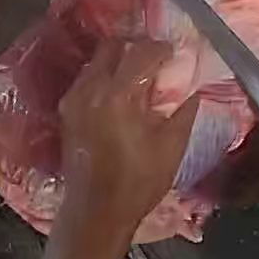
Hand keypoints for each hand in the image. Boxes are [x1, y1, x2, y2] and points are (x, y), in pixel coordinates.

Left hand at [56, 40, 198, 245]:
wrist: (96, 211)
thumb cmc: (139, 181)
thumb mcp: (171, 146)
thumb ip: (184, 111)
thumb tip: (192, 89)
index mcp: (119, 95)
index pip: (141, 52)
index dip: (160, 48)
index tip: (173, 53)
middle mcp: (92, 88)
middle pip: (113, 46)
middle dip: (135, 47)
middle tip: (153, 60)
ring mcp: (74, 97)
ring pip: (96, 60)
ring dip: (117, 60)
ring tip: (137, 76)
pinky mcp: (66, 109)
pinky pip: (86, 78)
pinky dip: (103, 76)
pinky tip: (118, 93)